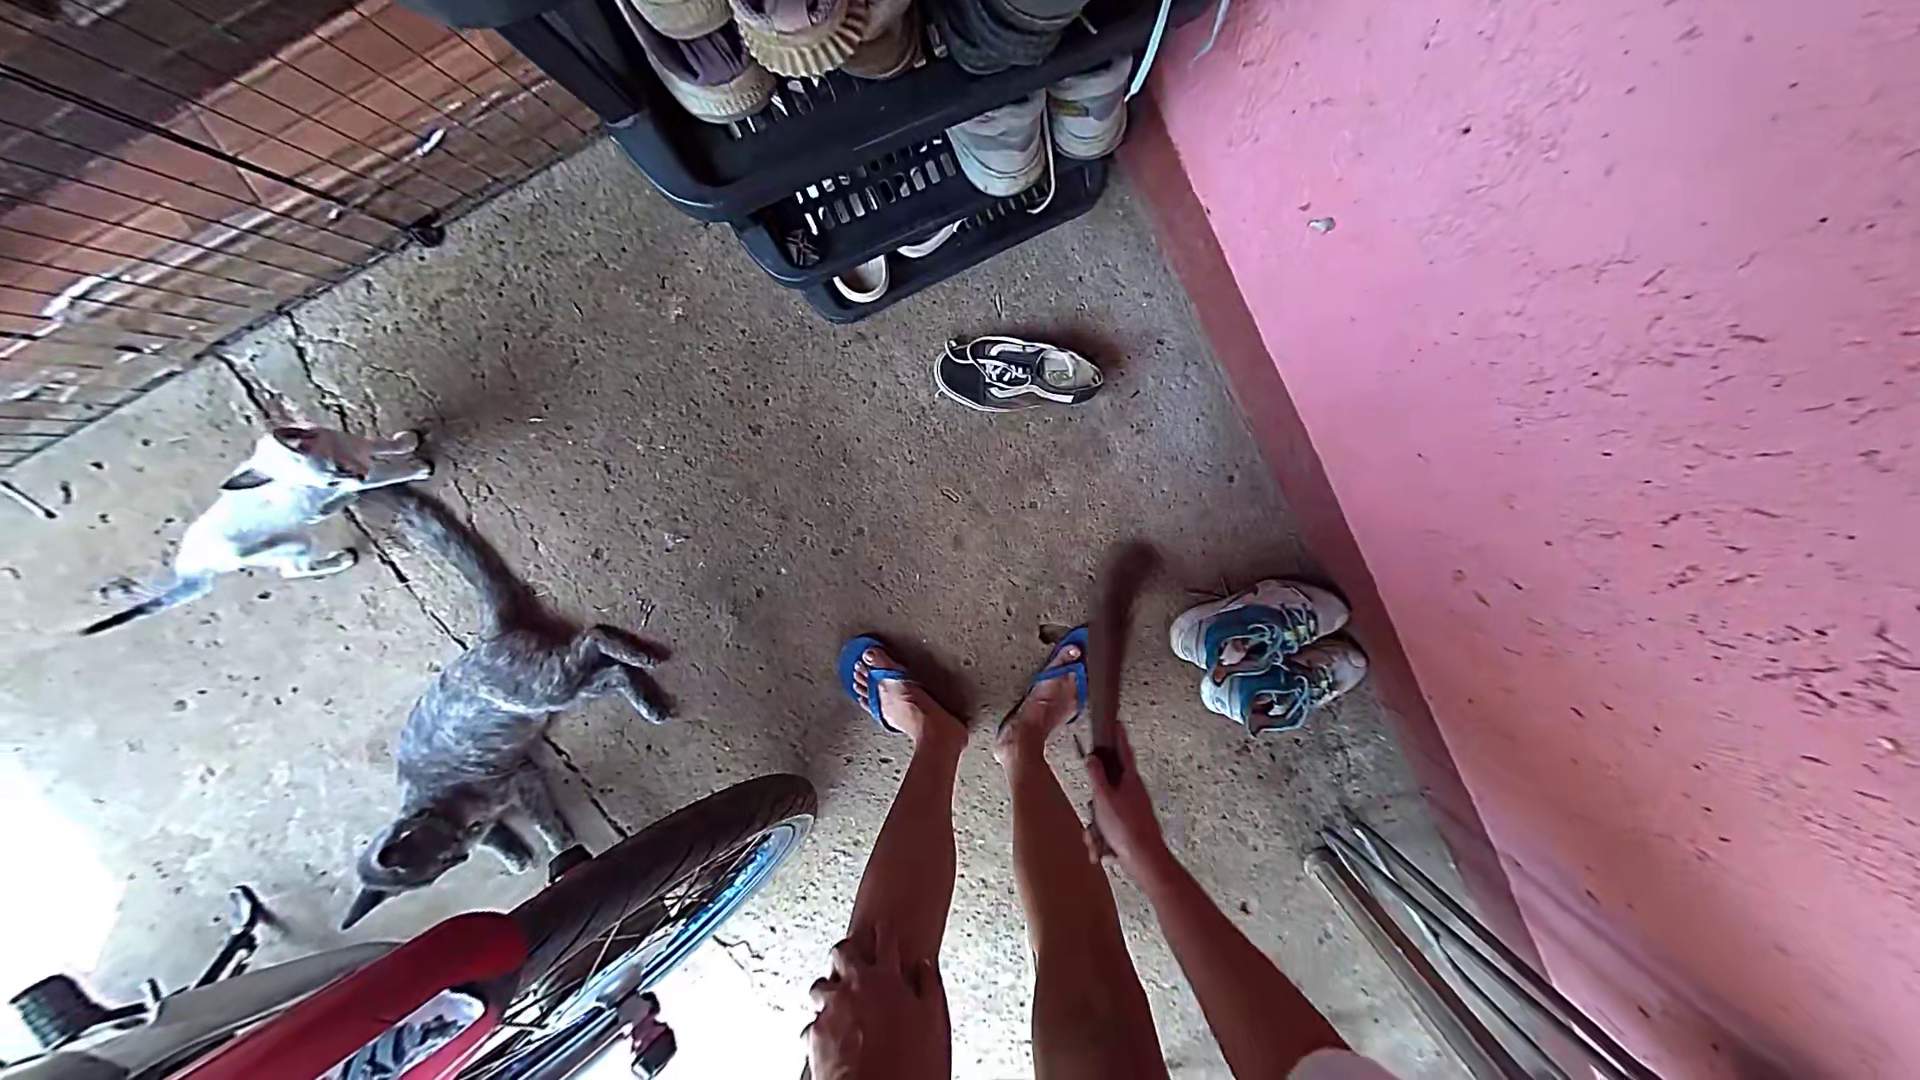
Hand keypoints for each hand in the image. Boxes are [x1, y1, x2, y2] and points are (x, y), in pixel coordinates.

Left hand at [807, 926, 950, 1079]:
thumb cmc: (909, 1069)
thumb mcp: (933, 1023)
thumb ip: (928, 988)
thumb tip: (925, 968)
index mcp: (886, 979)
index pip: (885, 938)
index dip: (884, 930)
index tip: (883, 927)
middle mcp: (855, 988)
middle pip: (844, 951)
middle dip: (848, 950)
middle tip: (854, 955)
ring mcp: (832, 1011)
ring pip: (822, 985)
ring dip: (830, 989)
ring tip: (839, 997)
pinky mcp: (815, 1037)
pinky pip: (813, 1024)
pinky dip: (822, 1028)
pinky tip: (832, 1035)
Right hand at [1083, 724, 1171, 876]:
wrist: (1145, 861)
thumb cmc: (1126, 828)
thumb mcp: (1103, 797)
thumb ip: (1096, 775)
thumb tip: (1092, 758)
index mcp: (1130, 779)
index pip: (1124, 750)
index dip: (1119, 736)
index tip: (1117, 723)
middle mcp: (1134, 791)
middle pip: (1108, 785)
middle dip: (1095, 801)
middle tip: (1093, 810)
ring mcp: (1134, 809)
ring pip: (1106, 809)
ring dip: (1096, 825)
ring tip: (1097, 840)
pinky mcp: (1132, 827)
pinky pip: (1110, 827)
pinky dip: (1103, 838)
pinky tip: (1102, 849)